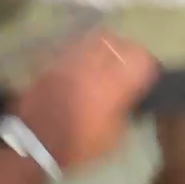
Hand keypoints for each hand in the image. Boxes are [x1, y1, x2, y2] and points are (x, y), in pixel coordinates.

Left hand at [9, 29, 158, 171]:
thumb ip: (125, 113)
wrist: (35, 142)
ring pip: (98, 38)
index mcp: (114, 86)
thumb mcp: (113, 137)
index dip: (148, 62)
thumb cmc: (78, 144)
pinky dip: (86, 47)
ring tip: (108, 54)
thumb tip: (131, 100)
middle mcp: (96, 68)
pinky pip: (76, 45)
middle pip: (121, 43)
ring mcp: (74, 61)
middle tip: (129, 59)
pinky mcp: (56, 61)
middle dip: (129, 49)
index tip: (148, 70)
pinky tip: (86, 58)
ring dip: (108, 44)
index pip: (140, 59)